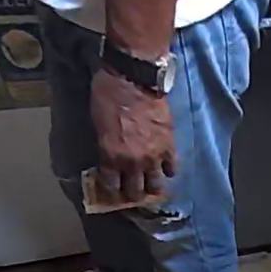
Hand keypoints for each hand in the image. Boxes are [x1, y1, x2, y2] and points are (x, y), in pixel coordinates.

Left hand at [91, 65, 175, 202]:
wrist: (134, 77)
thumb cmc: (108, 94)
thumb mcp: (98, 123)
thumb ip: (106, 145)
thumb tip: (109, 156)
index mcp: (111, 156)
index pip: (111, 186)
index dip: (111, 190)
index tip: (112, 189)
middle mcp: (133, 163)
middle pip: (135, 192)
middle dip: (131, 193)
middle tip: (132, 190)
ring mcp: (153, 158)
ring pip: (155, 186)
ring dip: (151, 187)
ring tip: (150, 184)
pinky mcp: (169, 148)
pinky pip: (172, 169)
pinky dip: (168, 170)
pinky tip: (164, 167)